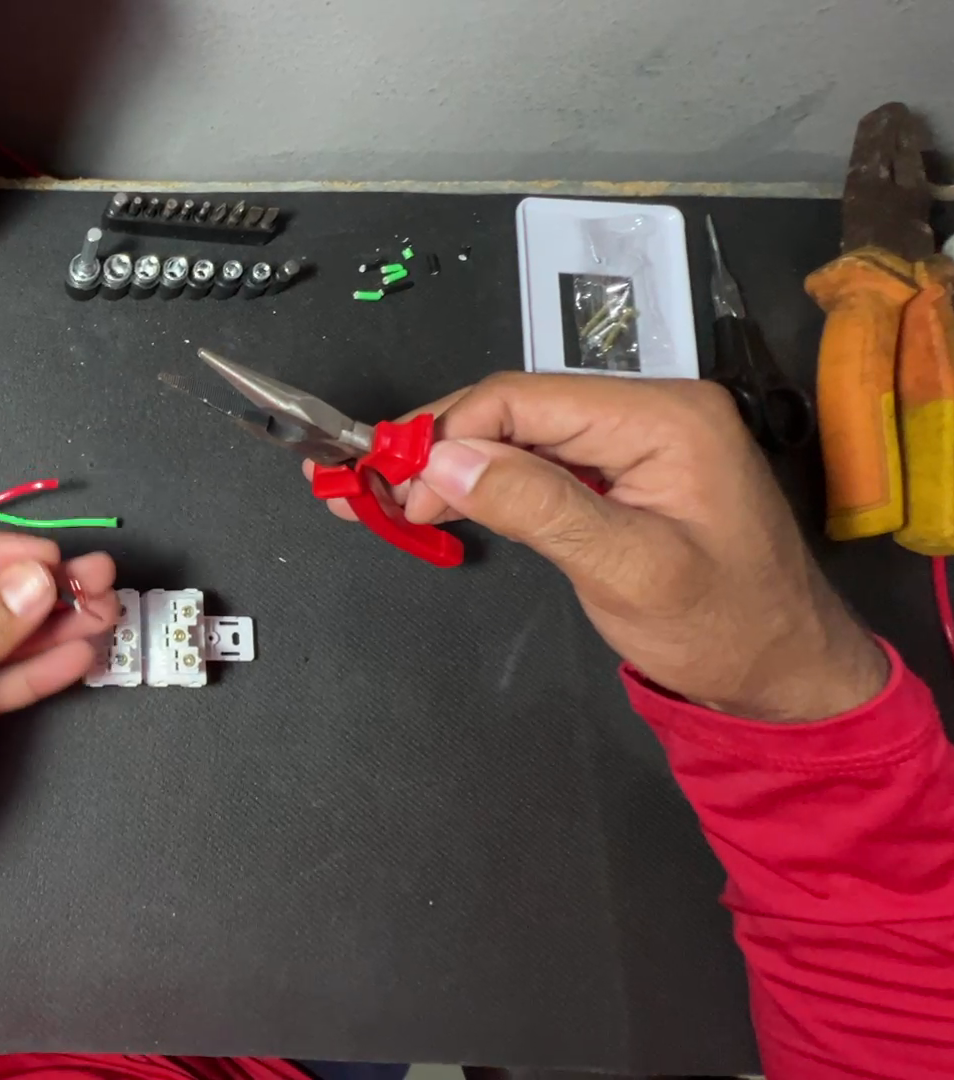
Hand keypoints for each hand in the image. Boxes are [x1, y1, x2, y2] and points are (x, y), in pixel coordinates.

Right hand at [314, 373, 886, 722]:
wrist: (775, 673)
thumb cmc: (718, 625)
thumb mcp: (627, 568)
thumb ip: (536, 505)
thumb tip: (440, 462)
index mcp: (657, 418)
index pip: (516, 399)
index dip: (441, 436)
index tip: (390, 488)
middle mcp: (635, 413)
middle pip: (500, 411)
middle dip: (428, 452)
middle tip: (367, 495)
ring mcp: (615, 442)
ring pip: (498, 436)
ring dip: (436, 469)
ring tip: (379, 502)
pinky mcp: (597, 473)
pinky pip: (514, 463)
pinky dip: (463, 484)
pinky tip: (424, 503)